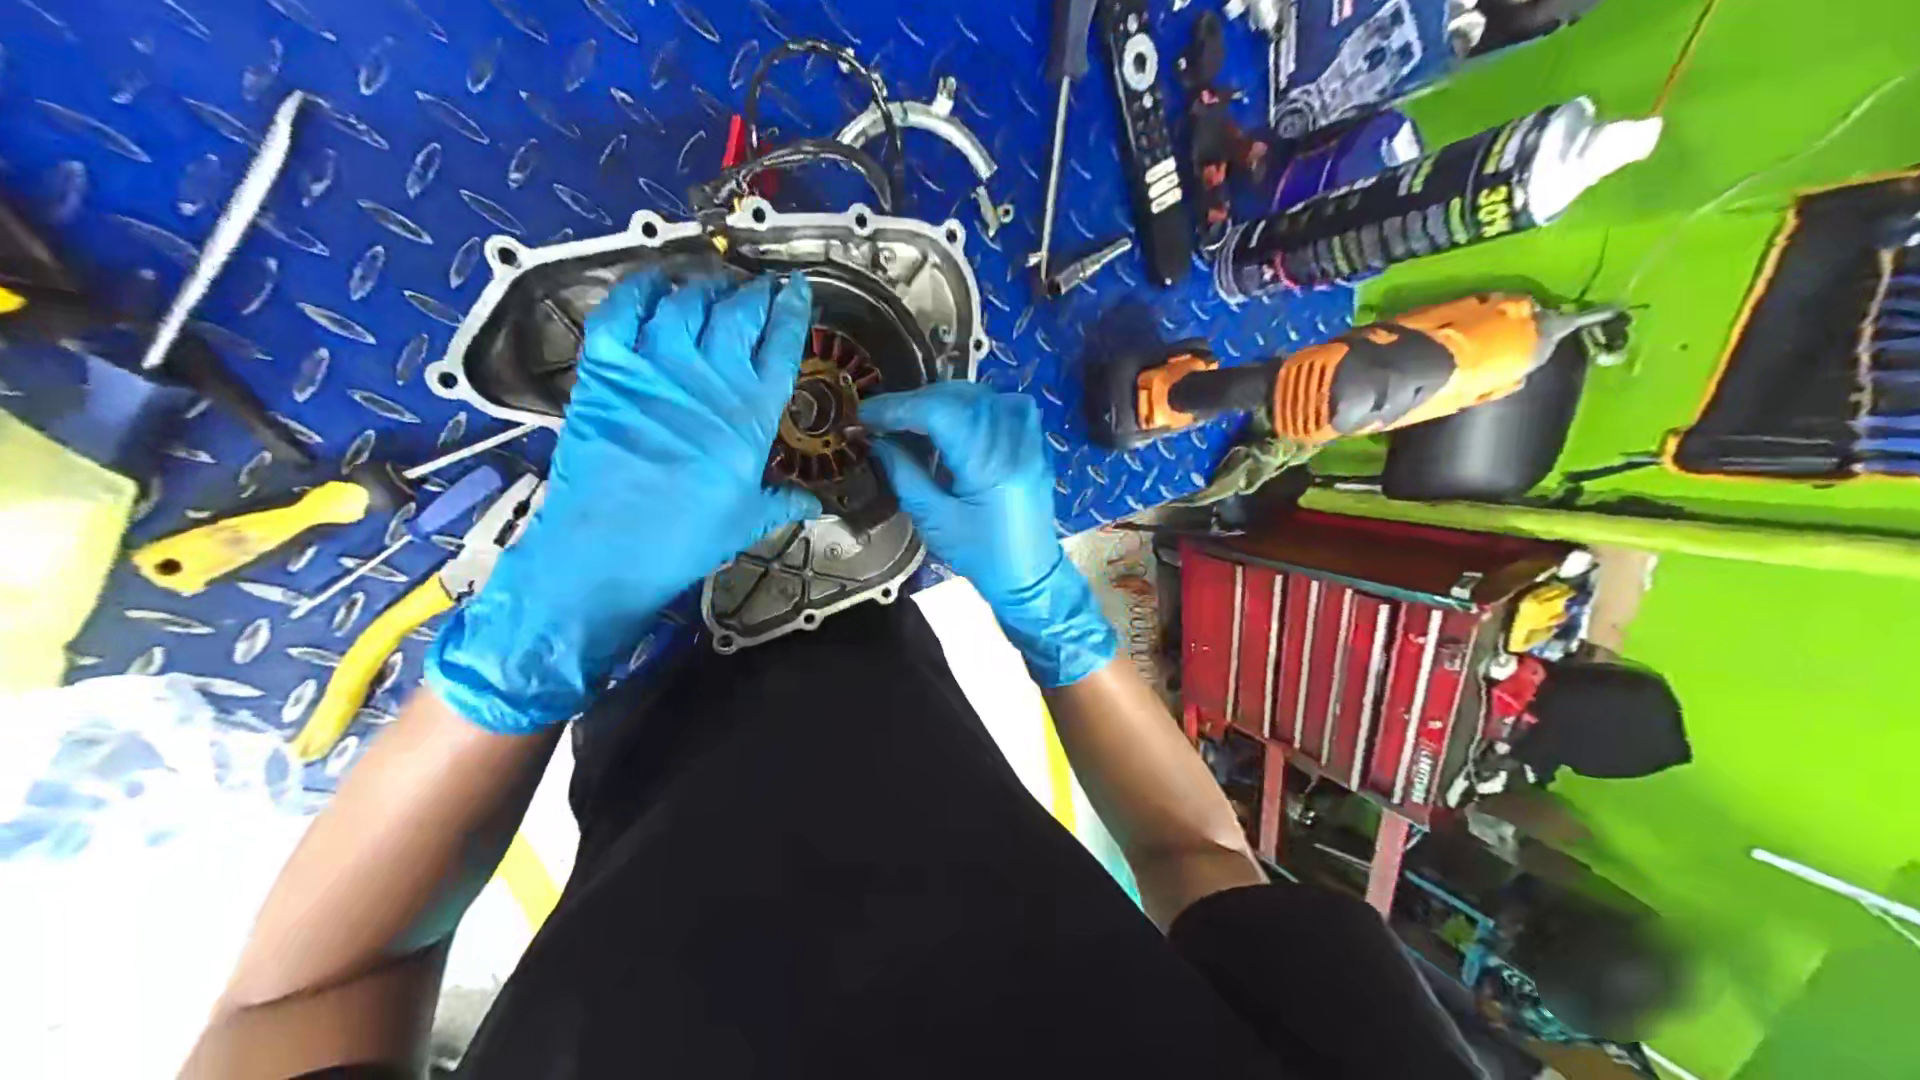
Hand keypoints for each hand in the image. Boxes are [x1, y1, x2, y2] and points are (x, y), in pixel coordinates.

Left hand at [427, 271, 819, 732]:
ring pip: (687, 299)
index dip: (793, 310)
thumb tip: (817, 505)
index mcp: (752, 413)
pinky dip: (641, 287)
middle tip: (756, 284)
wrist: (606, 550)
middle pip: (739, 310)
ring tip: (712, 277)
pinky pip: (625, 309)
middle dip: (752, 290)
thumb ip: (784, 502)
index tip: (797, 289)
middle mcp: (710, 376)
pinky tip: (656, 280)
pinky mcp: (607, 367)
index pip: (782, 343)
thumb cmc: (686, 537)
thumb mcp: (748, 519)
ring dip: (704, 281)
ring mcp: (656, 366)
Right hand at [861, 382, 1115, 686]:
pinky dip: (966, 406)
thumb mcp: (933, 518)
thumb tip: (876, 439)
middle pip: (956, 397)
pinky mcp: (1032, 438)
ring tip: (908, 421)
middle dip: (914, 402)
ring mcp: (1028, 435)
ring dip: (937, 401)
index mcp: (989, 463)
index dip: (898, 407)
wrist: (1029, 572)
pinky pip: (996, 403)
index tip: (865, 414)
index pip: (938, 411)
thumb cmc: (980, 553)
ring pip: (975, 395)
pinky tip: (947, 422)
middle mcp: (1013, 439)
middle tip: (881, 419)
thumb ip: (904, 472)